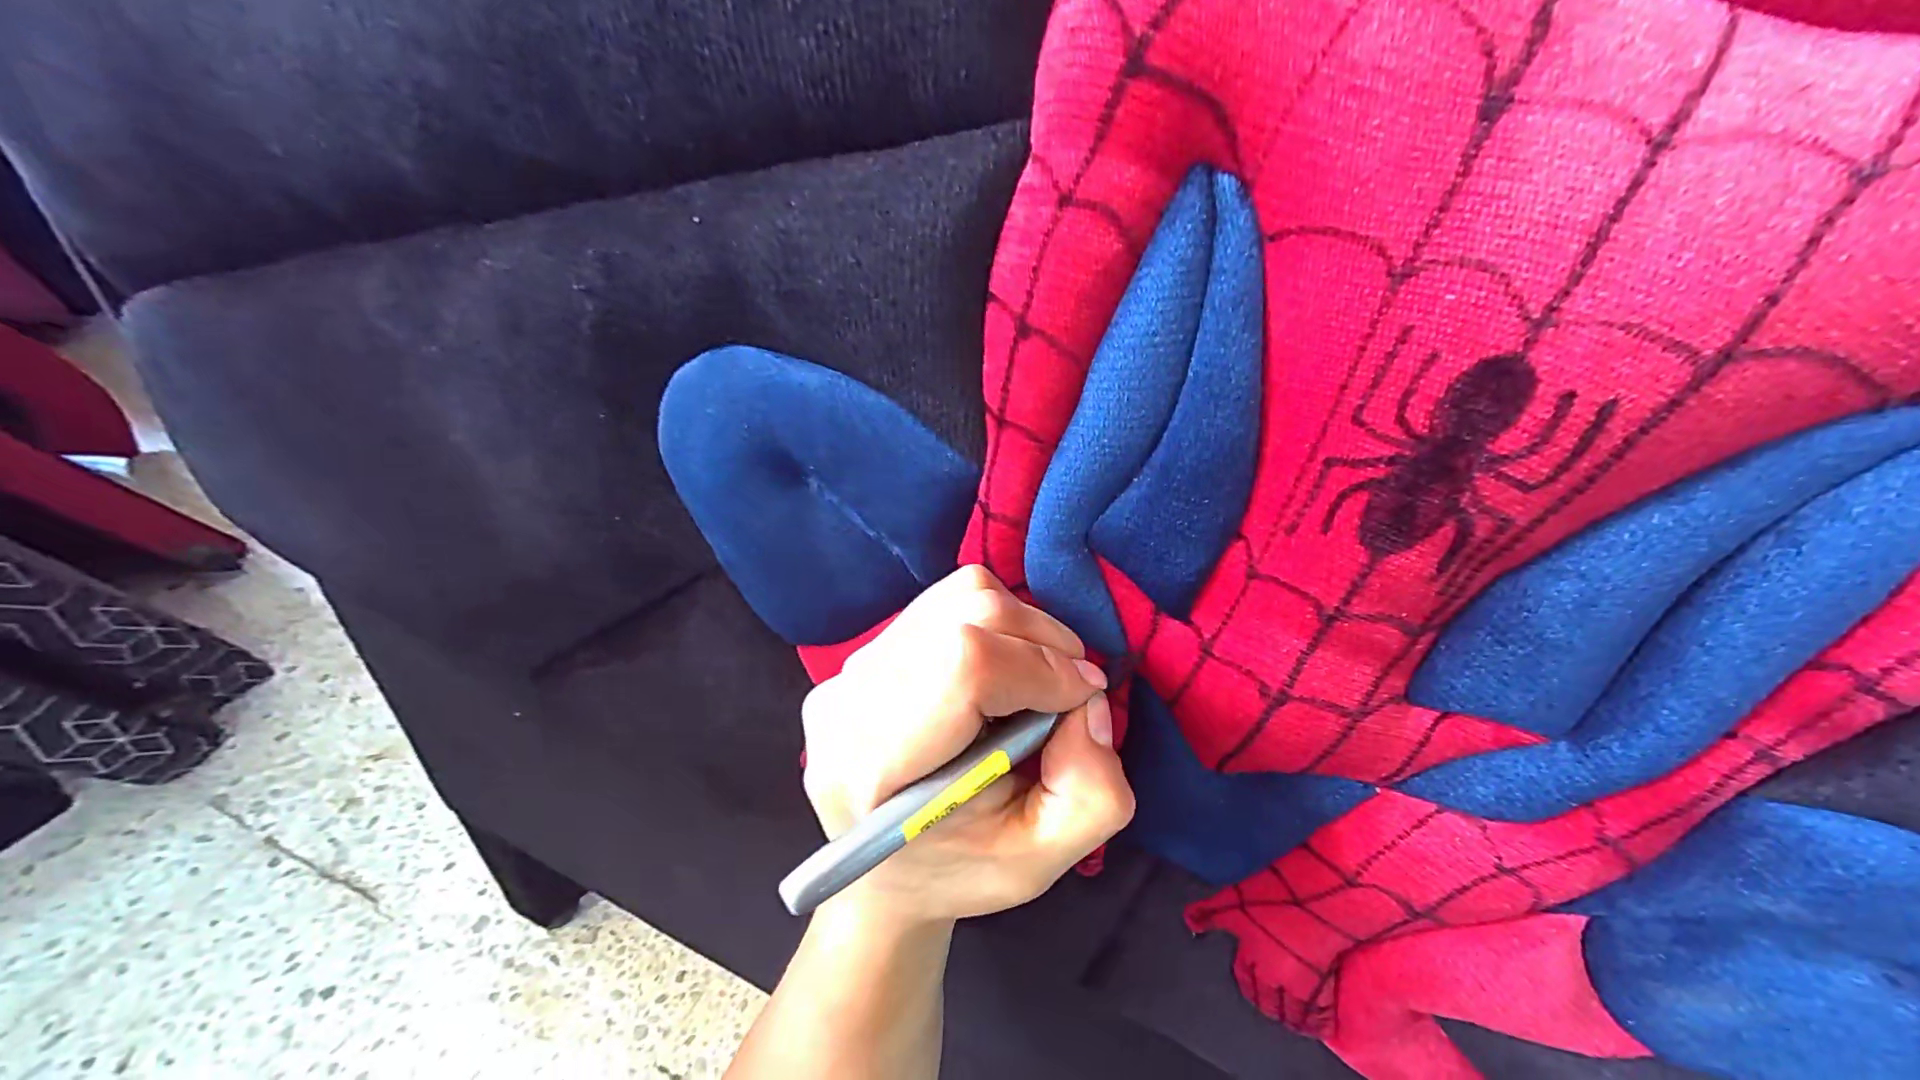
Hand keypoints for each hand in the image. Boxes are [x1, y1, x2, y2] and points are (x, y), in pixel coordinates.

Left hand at [799, 565, 1134, 927]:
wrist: (885, 873)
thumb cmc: (956, 870)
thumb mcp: (1041, 860)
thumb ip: (1093, 790)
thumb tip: (1088, 700)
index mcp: (874, 768)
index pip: (965, 665)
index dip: (1041, 668)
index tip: (1081, 696)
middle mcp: (846, 704)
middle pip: (966, 616)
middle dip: (1042, 642)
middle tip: (1067, 689)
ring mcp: (846, 672)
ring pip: (959, 597)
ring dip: (1021, 629)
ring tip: (1033, 678)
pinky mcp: (861, 654)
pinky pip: (944, 602)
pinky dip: (993, 621)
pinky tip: (998, 668)